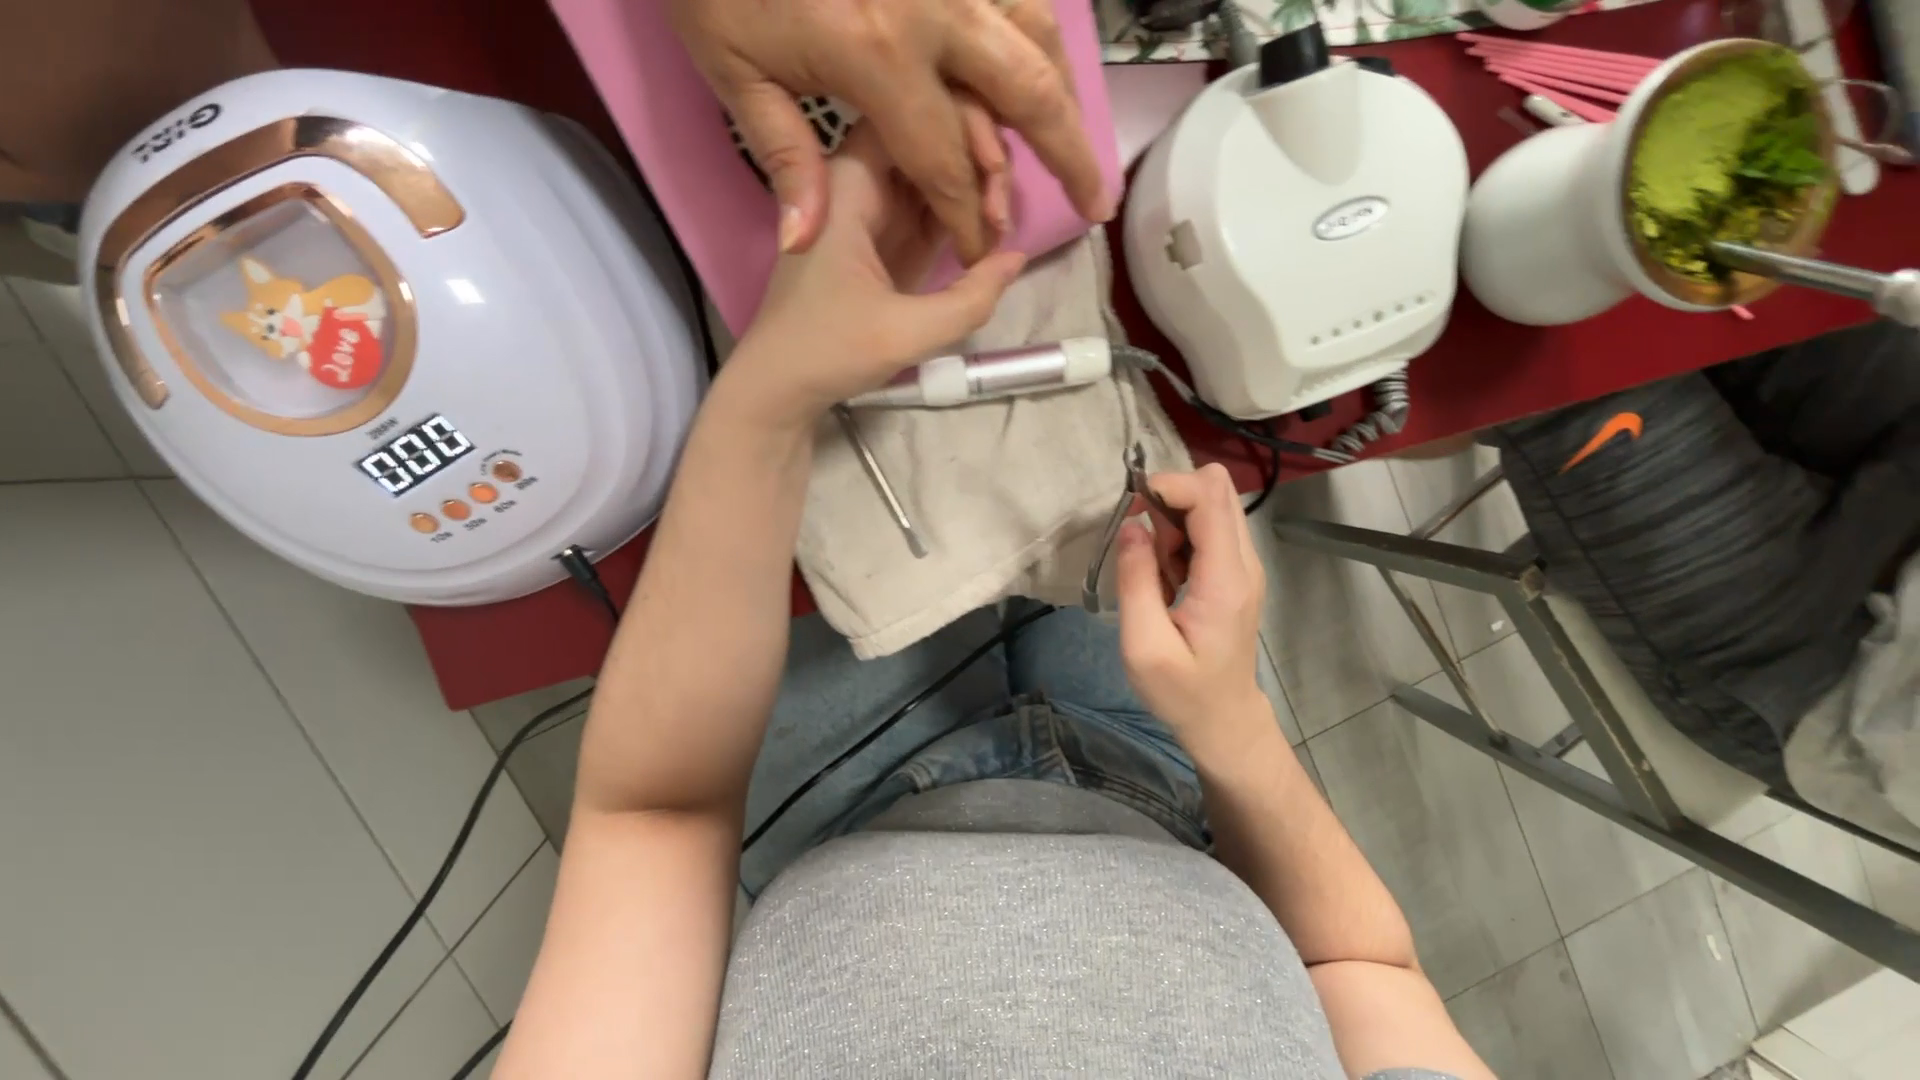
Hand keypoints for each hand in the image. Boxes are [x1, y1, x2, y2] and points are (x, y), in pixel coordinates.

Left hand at [666, 0, 1111, 262]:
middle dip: (1069, 157)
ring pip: (1036, 38)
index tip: (982, 254)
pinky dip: (1040, 44)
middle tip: (1099, 206)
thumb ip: (784, 158)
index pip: (947, 163)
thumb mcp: (733, 73)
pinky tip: (1044, 79)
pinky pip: (1017, 1)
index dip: (969, 218)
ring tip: (1080, 150)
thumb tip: (803, 240)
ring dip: (1065, 99)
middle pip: (1027, 95)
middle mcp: (934, 11)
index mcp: (879, 56)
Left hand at [720, 124, 1026, 425]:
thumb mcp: (907, 332)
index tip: (998, 190)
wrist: (777, 387)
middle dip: (973, 168)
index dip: (965, 136)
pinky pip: (924, 210)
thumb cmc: (828, 353)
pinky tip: (985, 242)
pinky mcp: (877, 240)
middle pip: (926, 141)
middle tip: (1004, 218)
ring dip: (970, 195)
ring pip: (930, 176)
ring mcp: (867, 211)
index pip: (913, 119)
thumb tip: (1019, 255)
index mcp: (848, 183)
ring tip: (1002, 231)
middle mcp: (856, 182)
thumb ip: (971, 298)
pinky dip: (956, 219)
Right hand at [1116, 464, 1271, 755]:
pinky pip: (1208, 527)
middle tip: (1142, 546)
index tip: (1129, 511)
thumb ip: (1136, 581)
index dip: (1167, 486)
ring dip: (1172, 523)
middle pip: (1216, 488)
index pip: (1209, 496)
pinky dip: (1179, 538)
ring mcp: (1244, 565)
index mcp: (1225, 579)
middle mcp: (1244, 562)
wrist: (1224, 719)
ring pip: (1211, 504)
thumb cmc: (1182, 692)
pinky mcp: (1235, 571)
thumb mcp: (1143, 646)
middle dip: (1169, 500)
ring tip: (1155, 573)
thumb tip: (1130, 525)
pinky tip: (1168, 579)